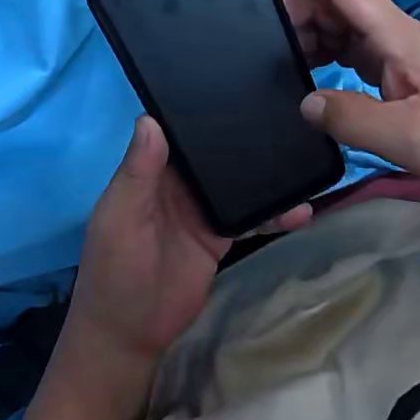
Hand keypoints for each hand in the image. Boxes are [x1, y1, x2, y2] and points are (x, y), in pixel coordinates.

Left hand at [65, 117, 311, 371]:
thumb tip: (150, 120)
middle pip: (214, 152)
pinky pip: (251, 217)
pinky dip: (274, 214)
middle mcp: (179, 183)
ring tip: (304, 158)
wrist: (130, 334)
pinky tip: (302, 210)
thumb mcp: (120, 219)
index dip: (199, 109)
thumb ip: (137, 173)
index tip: (235, 85)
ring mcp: (203, 209)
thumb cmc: (115, 271)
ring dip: (266, 175)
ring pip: (238, 182)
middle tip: (289, 115)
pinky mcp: (221, 235)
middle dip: (243, 137)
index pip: (177, 131)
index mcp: (150, 171)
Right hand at [262, 0, 419, 187]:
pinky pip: (344, 49)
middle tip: (263, 39)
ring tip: (279, 59)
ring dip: (306, 34)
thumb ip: (351, 118)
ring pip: (337, 25)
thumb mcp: (406, 135)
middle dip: (296, 10)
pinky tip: (304, 74)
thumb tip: (305, 103)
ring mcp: (390, 50)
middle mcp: (391, 33)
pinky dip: (319, 54)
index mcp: (397, 35)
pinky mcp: (389, 70)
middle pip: (334, 3)